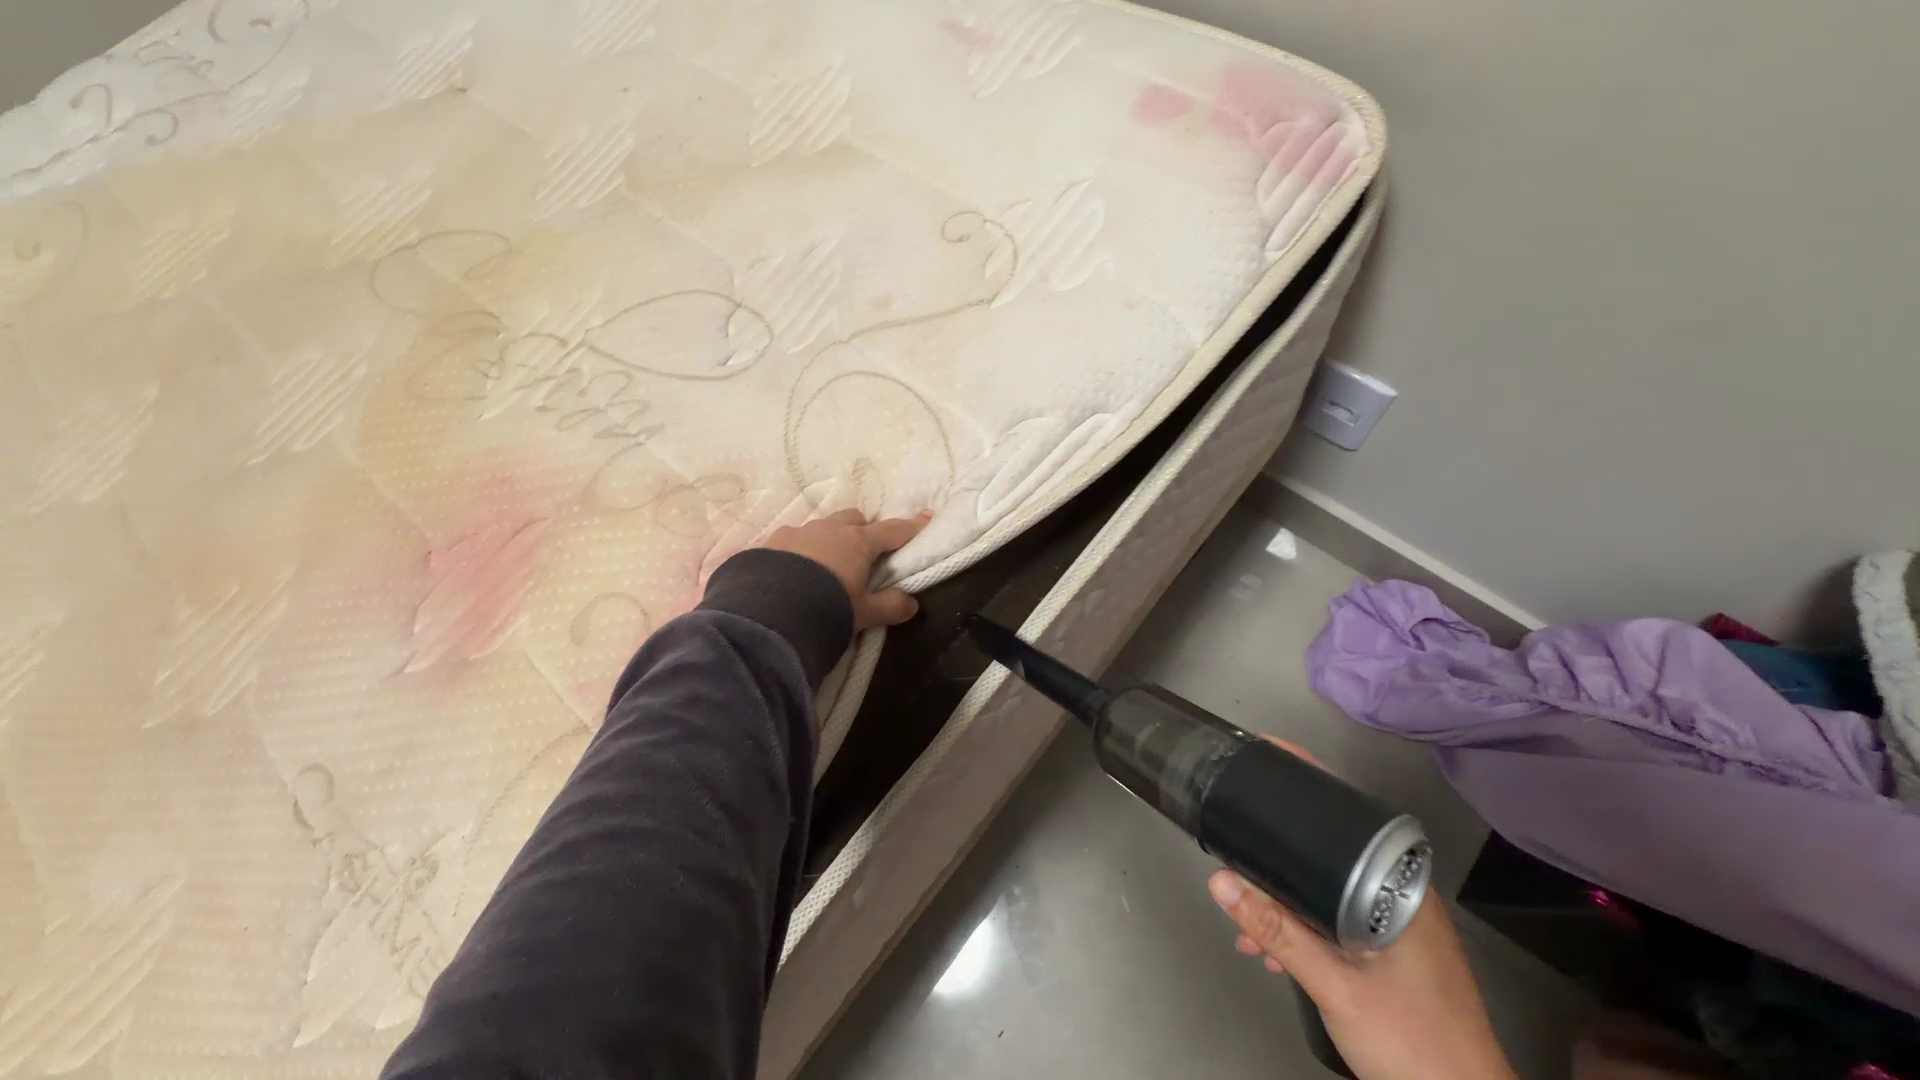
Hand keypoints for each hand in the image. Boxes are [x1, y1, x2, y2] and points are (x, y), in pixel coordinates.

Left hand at [761, 509, 930, 630]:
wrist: (768, 613)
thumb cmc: (827, 607)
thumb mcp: (863, 614)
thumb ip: (889, 607)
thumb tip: (910, 604)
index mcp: (858, 542)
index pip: (892, 531)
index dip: (911, 527)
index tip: (925, 519)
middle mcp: (828, 530)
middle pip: (853, 518)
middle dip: (863, 529)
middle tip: (866, 551)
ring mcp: (796, 533)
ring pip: (820, 527)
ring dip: (828, 540)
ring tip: (824, 564)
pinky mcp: (769, 543)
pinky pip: (790, 541)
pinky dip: (798, 552)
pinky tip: (792, 571)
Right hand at [1208, 740, 1516, 1079]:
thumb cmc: (1410, 1042)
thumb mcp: (1334, 986)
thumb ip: (1278, 931)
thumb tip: (1221, 881)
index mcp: (1402, 887)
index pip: (1350, 816)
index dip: (1305, 786)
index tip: (1264, 762)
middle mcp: (1405, 895)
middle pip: (1336, 848)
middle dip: (1282, 849)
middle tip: (1236, 835)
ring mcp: (1402, 924)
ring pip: (1333, 887)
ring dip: (1288, 898)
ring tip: (1244, 916)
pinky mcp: (1395, 952)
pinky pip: (1340, 917)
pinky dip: (1305, 924)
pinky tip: (1272, 949)